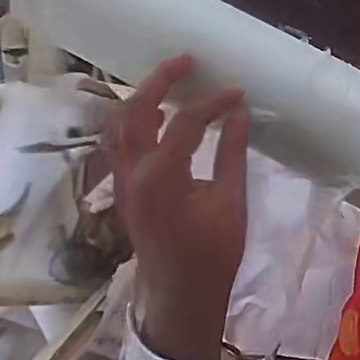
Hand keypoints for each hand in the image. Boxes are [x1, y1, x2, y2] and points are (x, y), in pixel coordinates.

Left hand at [108, 55, 249, 359]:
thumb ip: (232, 152)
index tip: (236, 92)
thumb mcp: (231, 203)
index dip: (213, 102)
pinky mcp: (123, 188)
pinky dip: (137, 121)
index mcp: (161, 177)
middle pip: (136, 110)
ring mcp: (122, 180)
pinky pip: (121, 142)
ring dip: (143, 98)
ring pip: (120, 124)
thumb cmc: (212, 256)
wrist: (180, 298)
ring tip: (171, 82)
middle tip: (186, 61)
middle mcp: (132, 172)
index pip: (186, 121)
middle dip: (159, 80)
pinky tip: (161, 116)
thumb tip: (238, 112)